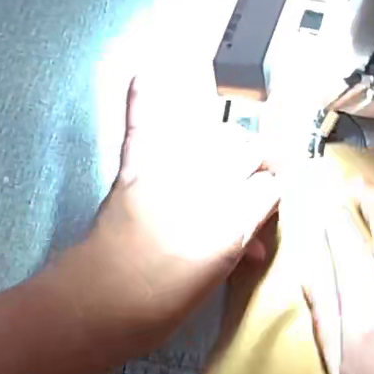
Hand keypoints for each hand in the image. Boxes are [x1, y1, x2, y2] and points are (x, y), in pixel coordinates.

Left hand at [55, 75, 279, 352]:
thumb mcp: (216, 275)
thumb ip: (242, 239)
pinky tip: (147, 70)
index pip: (270, 185)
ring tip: (228, 152)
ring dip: (224, 139)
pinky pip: (144, 125)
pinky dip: (144, 98)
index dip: (274, 188)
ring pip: (211, 135)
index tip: (272, 193)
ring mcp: (168, 173)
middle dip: (254, 162)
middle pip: (243, 151)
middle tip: (251, 181)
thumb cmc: (161, 303)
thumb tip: (258, 226)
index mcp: (230, 225)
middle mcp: (205, 189)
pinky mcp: (134, 169)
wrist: (100, 301)